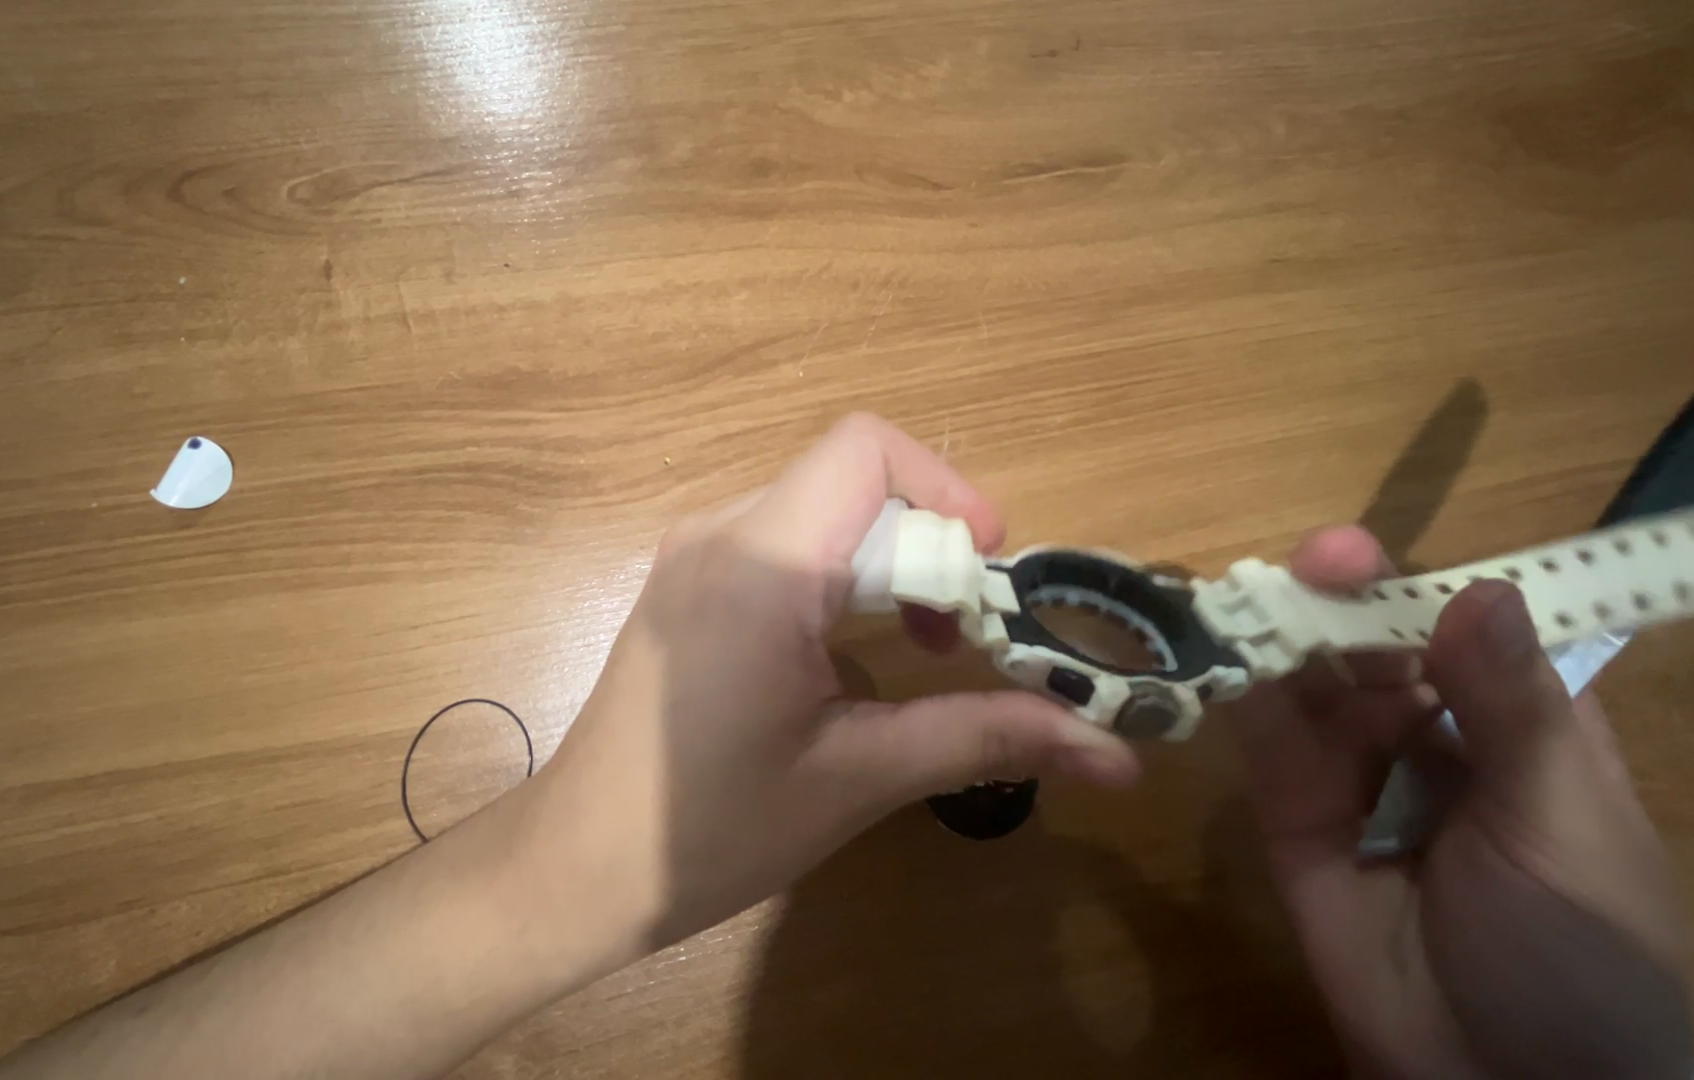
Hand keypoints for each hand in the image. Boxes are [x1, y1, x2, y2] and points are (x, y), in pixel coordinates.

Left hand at [520, 413, 1140, 951]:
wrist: (575, 867)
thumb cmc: (709, 830)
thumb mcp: (857, 778)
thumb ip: (985, 739)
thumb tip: (1117, 755)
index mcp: (760, 562)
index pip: (865, 450)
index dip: (946, 489)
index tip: (988, 573)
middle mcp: (719, 533)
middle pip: (850, 482)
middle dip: (926, 543)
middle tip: (967, 634)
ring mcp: (693, 555)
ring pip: (819, 511)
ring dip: (885, 563)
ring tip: (920, 647)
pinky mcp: (687, 585)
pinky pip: (781, 542)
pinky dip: (838, 576)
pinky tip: (847, 653)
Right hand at [1230, 527, 1693, 1079]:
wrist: (1484, 1075)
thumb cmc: (1571, 952)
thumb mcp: (1563, 827)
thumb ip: (1514, 711)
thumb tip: (1481, 590)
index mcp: (1513, 721)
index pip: (1457, 624)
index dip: (1413, 581)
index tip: (1364, 553)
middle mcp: (1422, 725)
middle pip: (1365, 638)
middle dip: (1332, 596)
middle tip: (1304, 565)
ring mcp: (1344, 759)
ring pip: (1302, 674)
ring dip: (1272, 633)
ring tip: (1239, 603)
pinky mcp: (1282, 796)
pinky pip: (1256, 731)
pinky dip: (1231, 691)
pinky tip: (1208, 658)